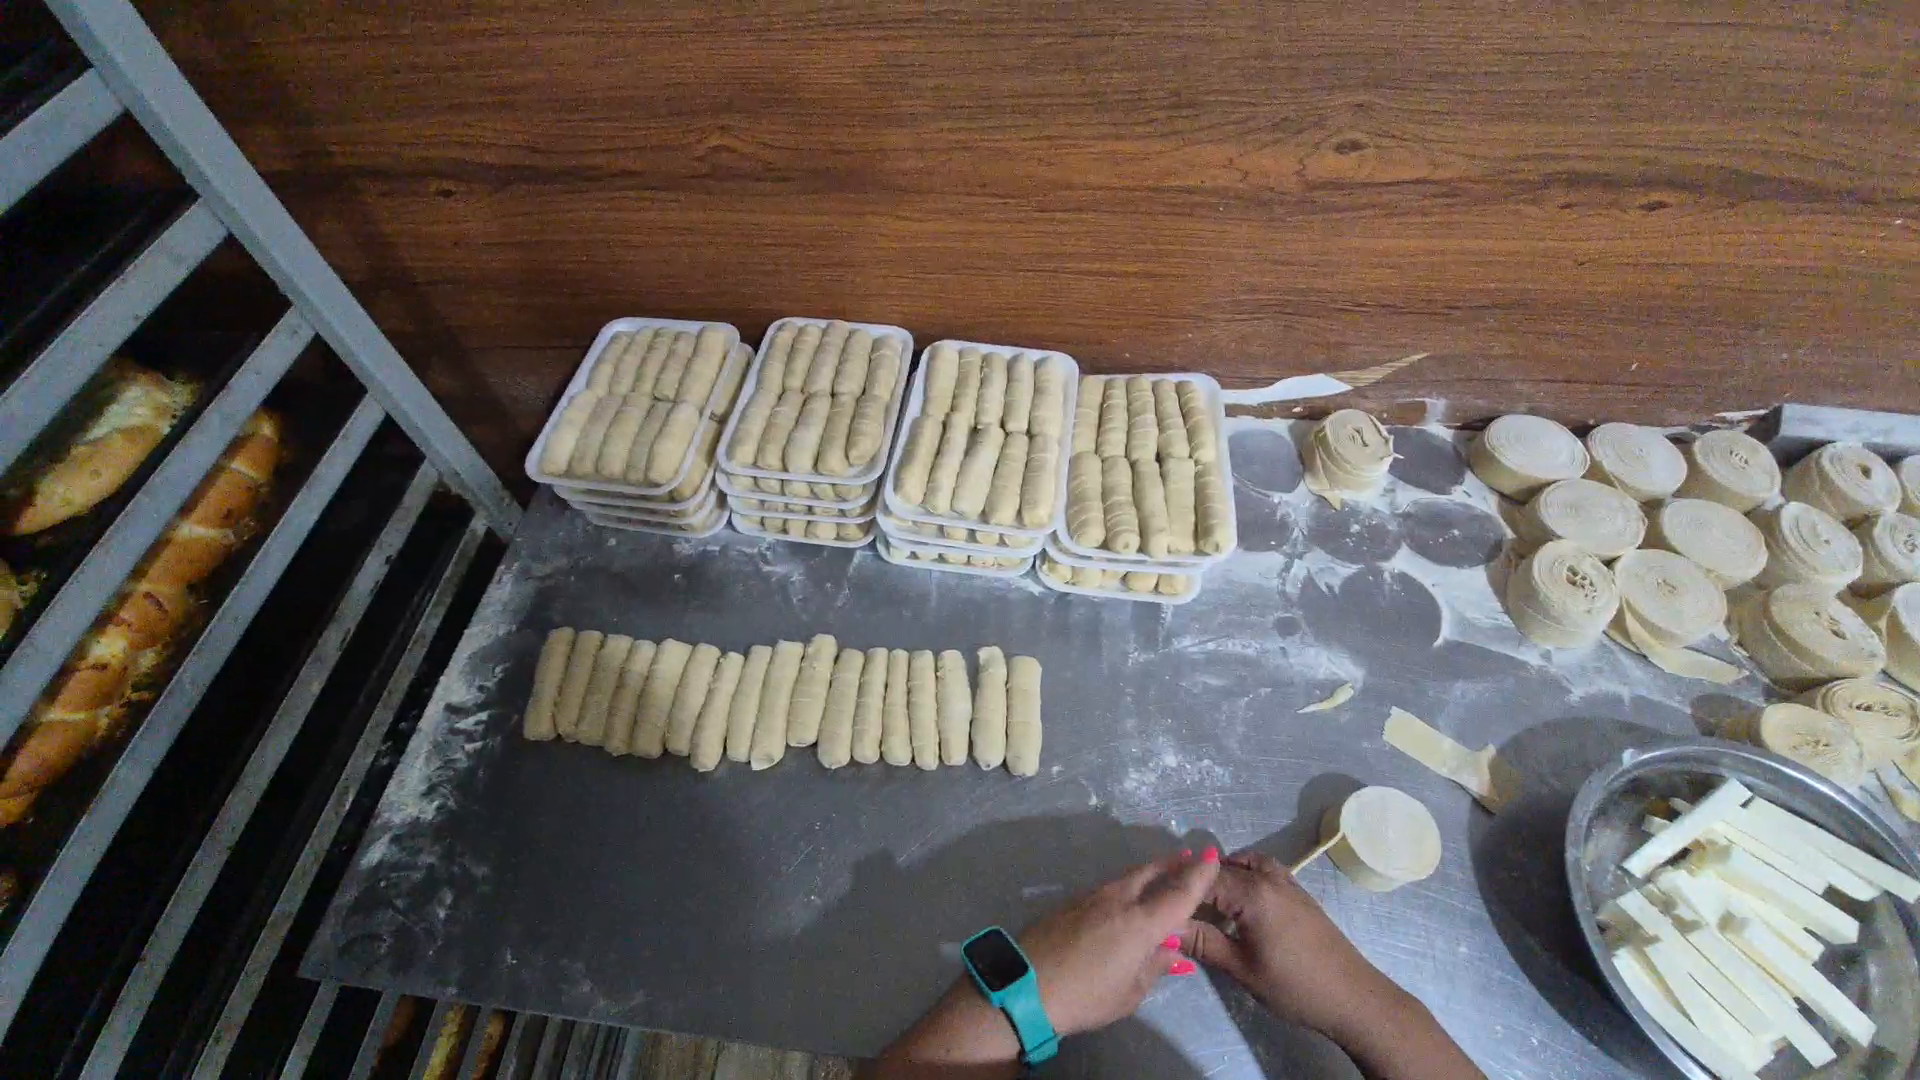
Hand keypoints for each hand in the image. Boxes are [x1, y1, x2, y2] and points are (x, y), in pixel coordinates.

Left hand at [1019, 847, 1220, 1034]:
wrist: (1027, 984)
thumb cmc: (1086, 996)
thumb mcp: (1130, 992)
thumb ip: (1154, 966)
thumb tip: (1172, 950)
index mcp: (1140, 922)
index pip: (1178, 893)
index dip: (1198, 874)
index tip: (1213, 854)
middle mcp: (1118, 899)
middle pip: (1151, 873)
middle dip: (1173, 864)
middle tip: (1190, 856)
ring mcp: (1092, 897)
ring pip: (1129, 877)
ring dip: (1150, 873)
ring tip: (1165, 872)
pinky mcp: (1073, 901)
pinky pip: (1111, 887)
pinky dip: (1129, 885)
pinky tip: (1131, 895)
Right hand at [1180, 851, 1387, 1039]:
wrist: (1355, 999)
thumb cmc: (1295, 986)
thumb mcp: (1242, 969)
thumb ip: (1203, 942)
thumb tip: (1166, 927)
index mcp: (1251, 892)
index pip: (1202, 878)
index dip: (1178, 889)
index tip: (1161, 903)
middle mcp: (1267, 877)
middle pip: (1220, 868)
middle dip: (1197, 883)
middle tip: (1178, 906)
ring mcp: (1286, 882)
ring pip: (1242, 863)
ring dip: (1222, 876)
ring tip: (1208, 902)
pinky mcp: (1298, 892)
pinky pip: (1263, 869)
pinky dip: (1245, 874)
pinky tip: (1241, 902)